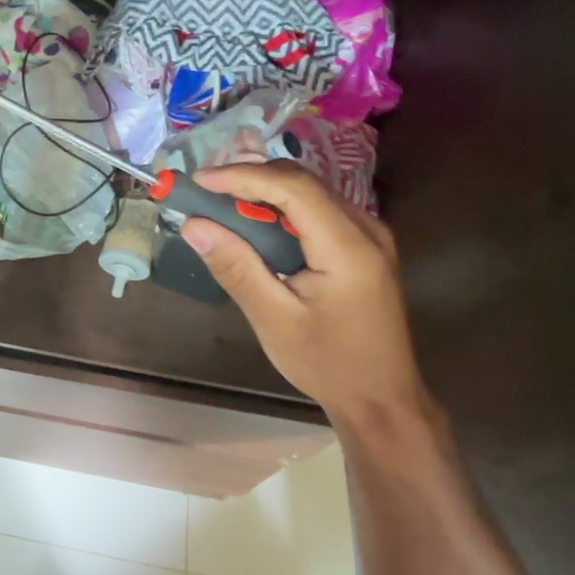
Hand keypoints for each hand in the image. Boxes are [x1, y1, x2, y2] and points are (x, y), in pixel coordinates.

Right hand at [179, 162, 427, 427]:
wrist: (382, 397)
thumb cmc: (327, 363)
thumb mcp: (274, 319)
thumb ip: (236, 267)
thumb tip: (193, 225)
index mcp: (349, 248)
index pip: (293, 188)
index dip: (243, 176)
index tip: (199, 181)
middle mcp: (366, 230)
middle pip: (302, 182)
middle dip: (249, 178)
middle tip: (203, 190)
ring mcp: (369, 235)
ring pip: (309, 191)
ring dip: (263, 190)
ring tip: (218, 201)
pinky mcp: (363, 245)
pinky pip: (317, 209)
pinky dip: (280, 207)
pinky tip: (253, 221)